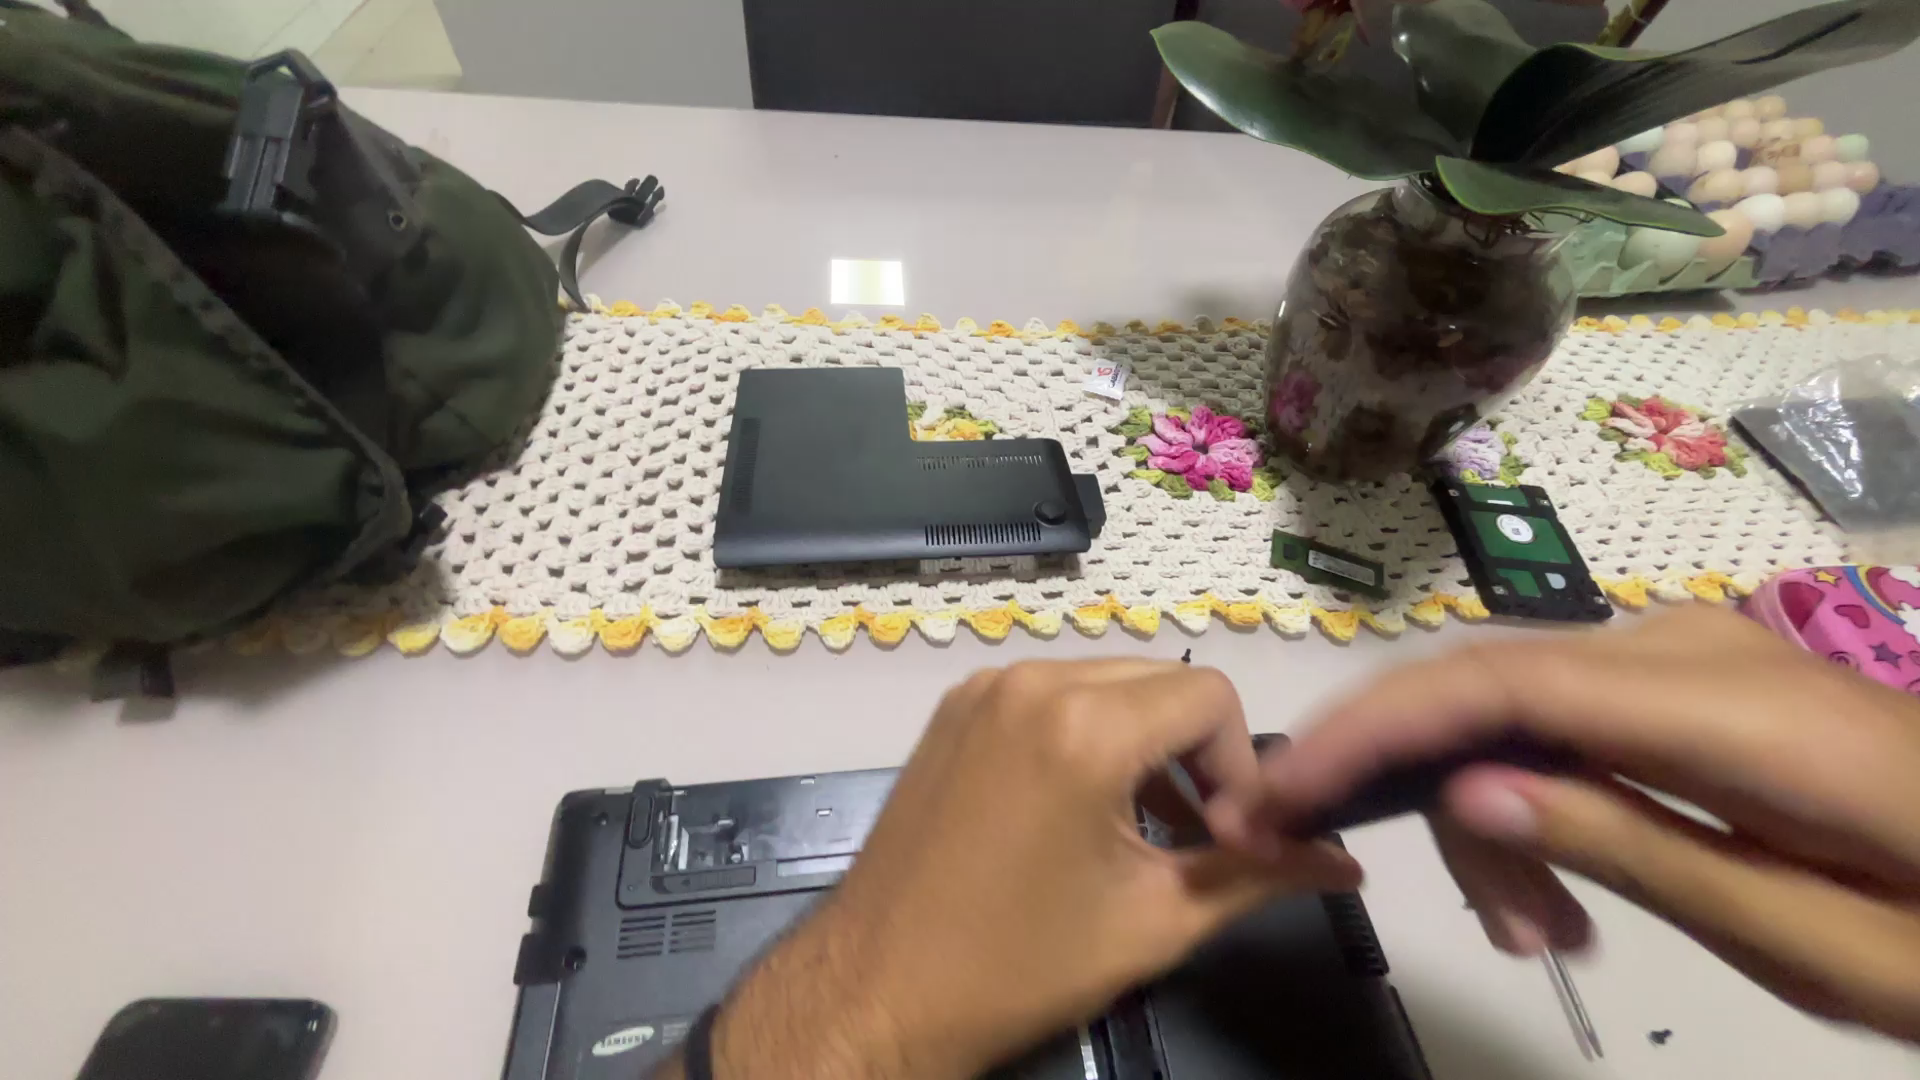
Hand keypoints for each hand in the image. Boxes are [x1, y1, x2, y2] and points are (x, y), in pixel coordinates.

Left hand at [705, 660, 1360, 1079]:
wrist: (878, 984)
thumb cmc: (1018, 962)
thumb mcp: (1154, 920)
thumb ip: (1257, 874)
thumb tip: (1343, 860)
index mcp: (1083, 725)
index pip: (1207, 695)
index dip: (1240, 762)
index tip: (1233, 831)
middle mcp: (1030, 679)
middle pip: (1155, 682)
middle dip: (1194, 749)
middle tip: (1198, 829)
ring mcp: (984, 687)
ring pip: (1102, 682)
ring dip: (1140, 738)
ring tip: (1145, 820)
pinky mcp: (956, 706)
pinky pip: (1047, 693)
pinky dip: (1085, 729)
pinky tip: (1081, 798)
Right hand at [1209, 606, 1919, 1041]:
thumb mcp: (1838, 951)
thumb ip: (1637, 853)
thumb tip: (1458, 791)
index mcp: (1728, 709)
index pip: (1492, 686)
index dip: (1370, 731)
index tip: (1285, 790)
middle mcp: (1671, 645)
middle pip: (1474, 693)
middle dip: (1412, 787)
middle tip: (1446, 909)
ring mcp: (1665, 652)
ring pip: (1496, 708)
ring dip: (1480, 811)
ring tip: (1533, 928)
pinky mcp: (1659, 677)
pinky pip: (1540, 717)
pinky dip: (1517, 791)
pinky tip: (1557, 875)